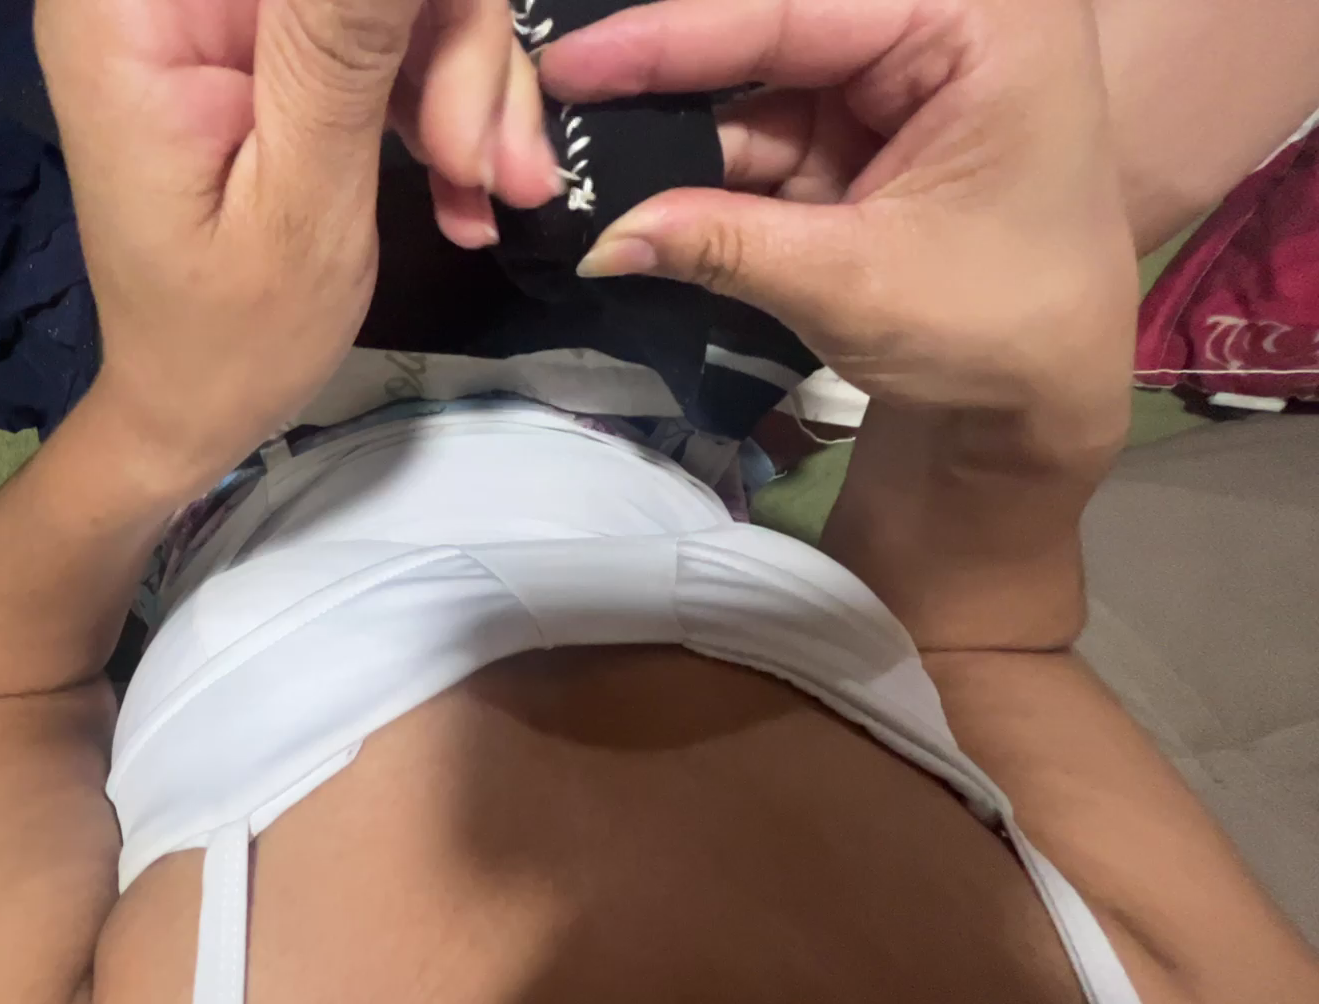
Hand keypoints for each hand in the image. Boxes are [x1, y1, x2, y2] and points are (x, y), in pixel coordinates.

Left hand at [34, 0, 558, 493]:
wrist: (197, 409)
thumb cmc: (235, 343)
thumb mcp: (304, 202)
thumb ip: (350, 42)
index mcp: (136, 8)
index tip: (468, 72)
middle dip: (453, 44)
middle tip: (493, 167)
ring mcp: (217, 26)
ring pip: (387, 2)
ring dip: (460, 88)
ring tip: (487, 194)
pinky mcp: (264, 64)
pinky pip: (375, 46)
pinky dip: (432, 110)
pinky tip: (462, 189)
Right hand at [544, 0, 1139, 422]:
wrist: (1018, 394)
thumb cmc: (983, 324)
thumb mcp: (847, 280)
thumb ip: (718, 246)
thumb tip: (598, 242)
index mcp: (975, 20)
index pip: (795, 11)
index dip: (671, 37)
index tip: (568, 63)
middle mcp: (926, 33)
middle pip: (765, 37)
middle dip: (661, 71)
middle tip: (557, 89)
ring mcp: (874, 95)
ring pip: (741, 97)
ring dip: (662, 132)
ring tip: (575, 151)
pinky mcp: (836, 151)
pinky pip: (742, 152)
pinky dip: (685, 178)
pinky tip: (627, 186)